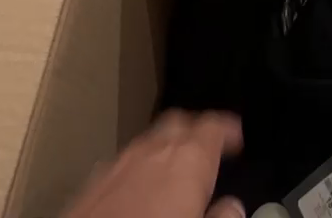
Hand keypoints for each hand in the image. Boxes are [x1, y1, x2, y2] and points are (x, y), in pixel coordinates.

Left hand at [64, 111, 245, 217]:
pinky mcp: (95, 180)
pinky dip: (140, 166)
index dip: (228, 129)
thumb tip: (233, 207)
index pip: (214, 126)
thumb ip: (221, 216)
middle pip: (180, 123)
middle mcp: (155, 149)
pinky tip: (139, 188)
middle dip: (195, 131)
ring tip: (176, 168)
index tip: (236, 137)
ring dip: (166, 147)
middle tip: (208, 147)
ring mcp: (121, 161)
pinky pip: (126, 160)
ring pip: (151, 140)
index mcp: (189, 159)